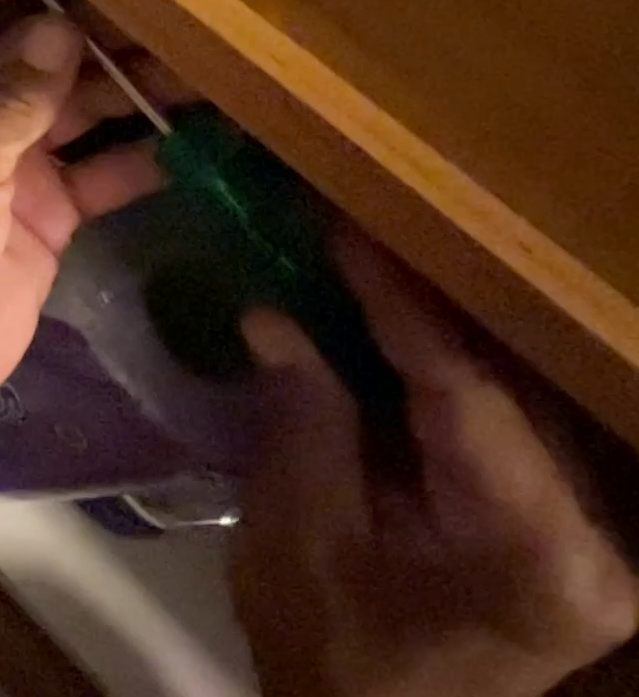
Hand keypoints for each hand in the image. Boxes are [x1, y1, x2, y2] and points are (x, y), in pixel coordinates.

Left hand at [0, 0, 176, 401]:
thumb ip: (5, 103)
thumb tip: (56, 28)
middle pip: (35, 59)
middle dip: (91, 29)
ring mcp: (13, 167)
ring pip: (79, 110)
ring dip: (133, 87)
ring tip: (206, 52)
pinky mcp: (50, 213)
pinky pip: (105, 172)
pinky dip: (147, 156)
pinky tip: (204, 131)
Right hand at [234, 229, 638, 696]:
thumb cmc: (323, 638)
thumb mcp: (297, 531)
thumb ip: (302, 419)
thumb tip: (275, 320)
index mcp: (534, 545)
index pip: (469, 390)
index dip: (401, 305)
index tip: (343, 235)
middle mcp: (598, 537)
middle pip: (511, 388)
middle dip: (422, 308)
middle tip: (343, 242)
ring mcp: (591, 536)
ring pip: (518, 400)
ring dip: (433, 335)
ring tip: (359, 273)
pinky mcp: (561, 531)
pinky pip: (506, 429)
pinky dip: (441, 377)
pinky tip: (386, 338)